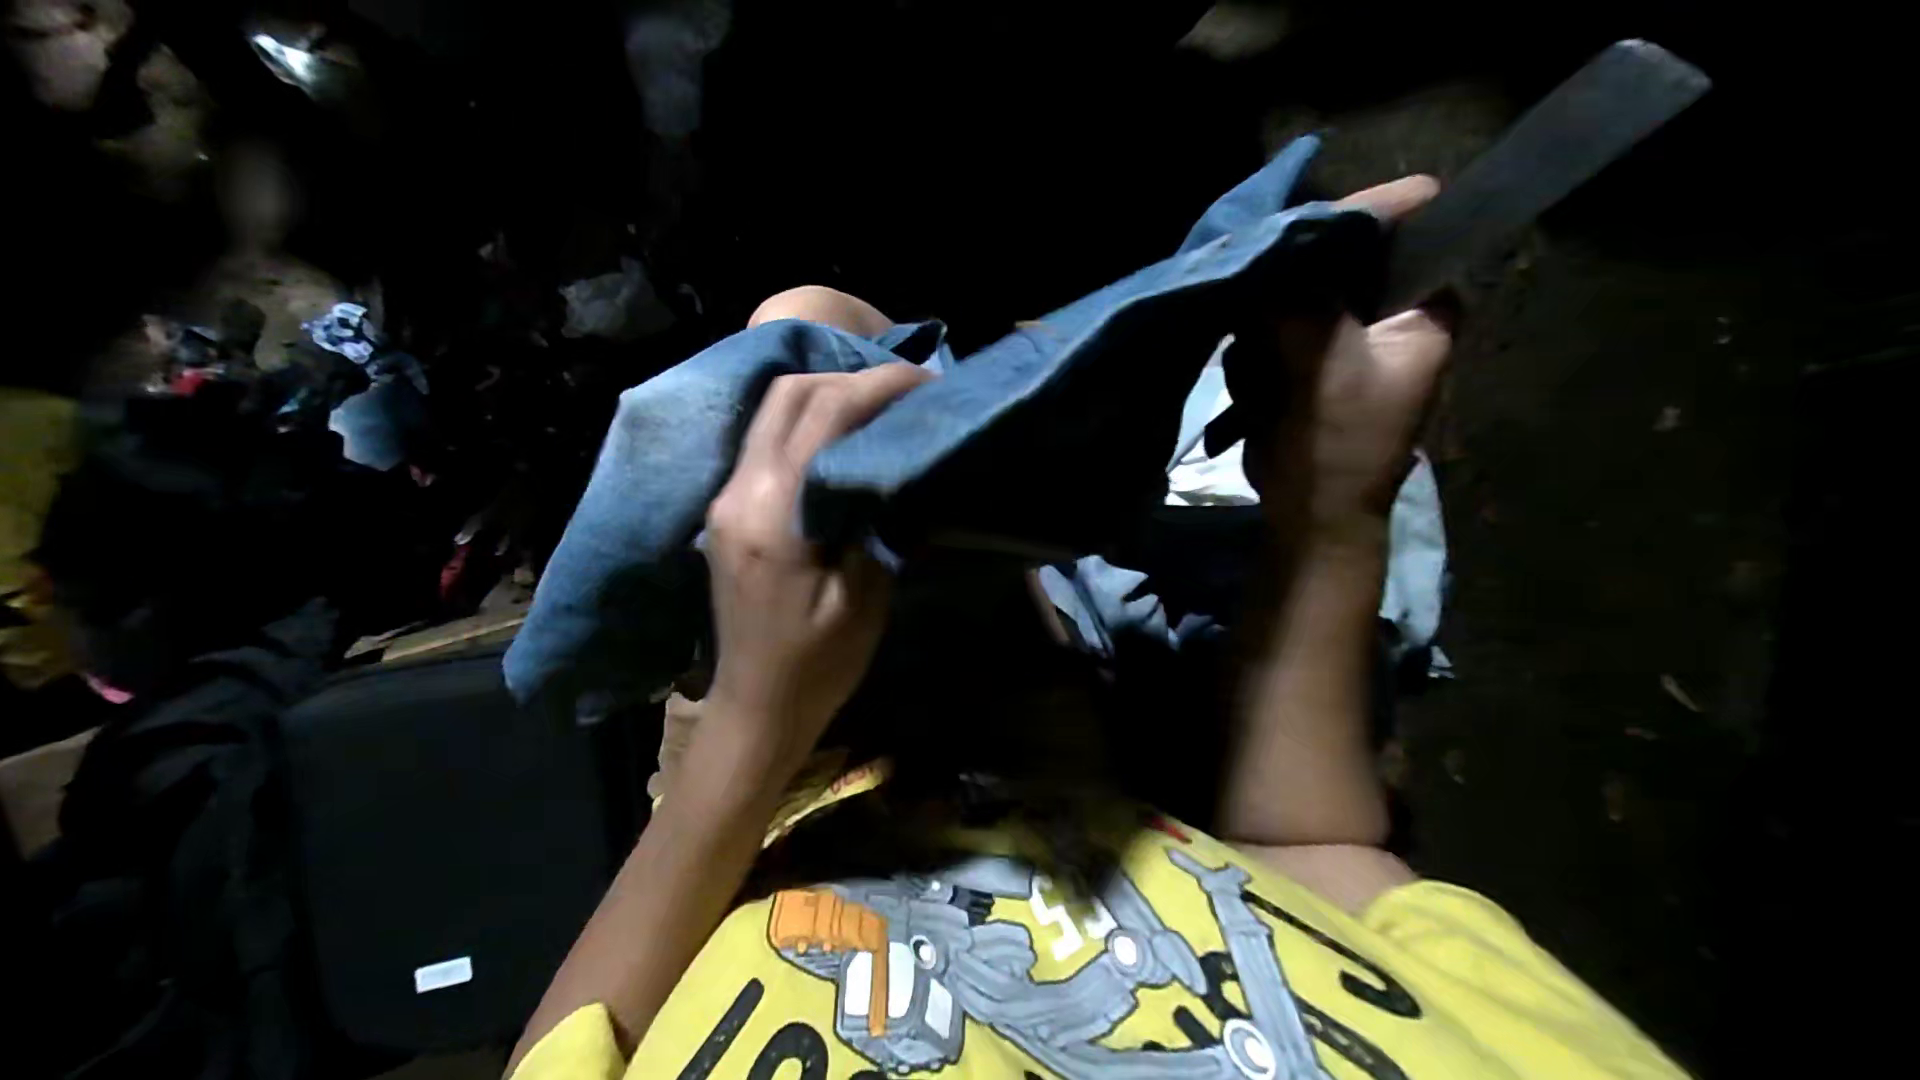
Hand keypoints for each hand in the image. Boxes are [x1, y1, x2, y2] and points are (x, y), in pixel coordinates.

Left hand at [701, 364, 930, 770]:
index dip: (879, 385)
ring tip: (881, 409)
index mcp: (774, 512)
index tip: (928, 383)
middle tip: (905, 394)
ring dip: (828, 395)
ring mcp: (727, 497)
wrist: (756, 705)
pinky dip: (808, 423)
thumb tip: (894, 462)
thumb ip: (875, 519)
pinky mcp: (729, 509)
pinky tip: (844, 439)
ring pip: (773, 412)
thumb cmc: (818, 663)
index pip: (825, 412)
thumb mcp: (864, 598)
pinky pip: (767, 442)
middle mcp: (739, 490)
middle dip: (851, 378)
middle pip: (789, 395)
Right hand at [1234, 176, 1453, 542]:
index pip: (1393, 236)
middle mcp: (1388, 320)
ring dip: (1264, 347)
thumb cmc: (1337, 445)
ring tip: (1264, 389)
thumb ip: (1304, 300)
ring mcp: (1342, 347)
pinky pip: (1270, 343)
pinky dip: (1256, 368)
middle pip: (1329, 272)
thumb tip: (1271, 251)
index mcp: (1425, 310)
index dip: (1340, 234)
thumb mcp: (1326, 364)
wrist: (1310, 515)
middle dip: (1286, 310)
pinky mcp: (1306, 371)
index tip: (1289, 248)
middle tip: (1269, 345)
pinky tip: (1257, 399)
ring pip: (1288, 309)